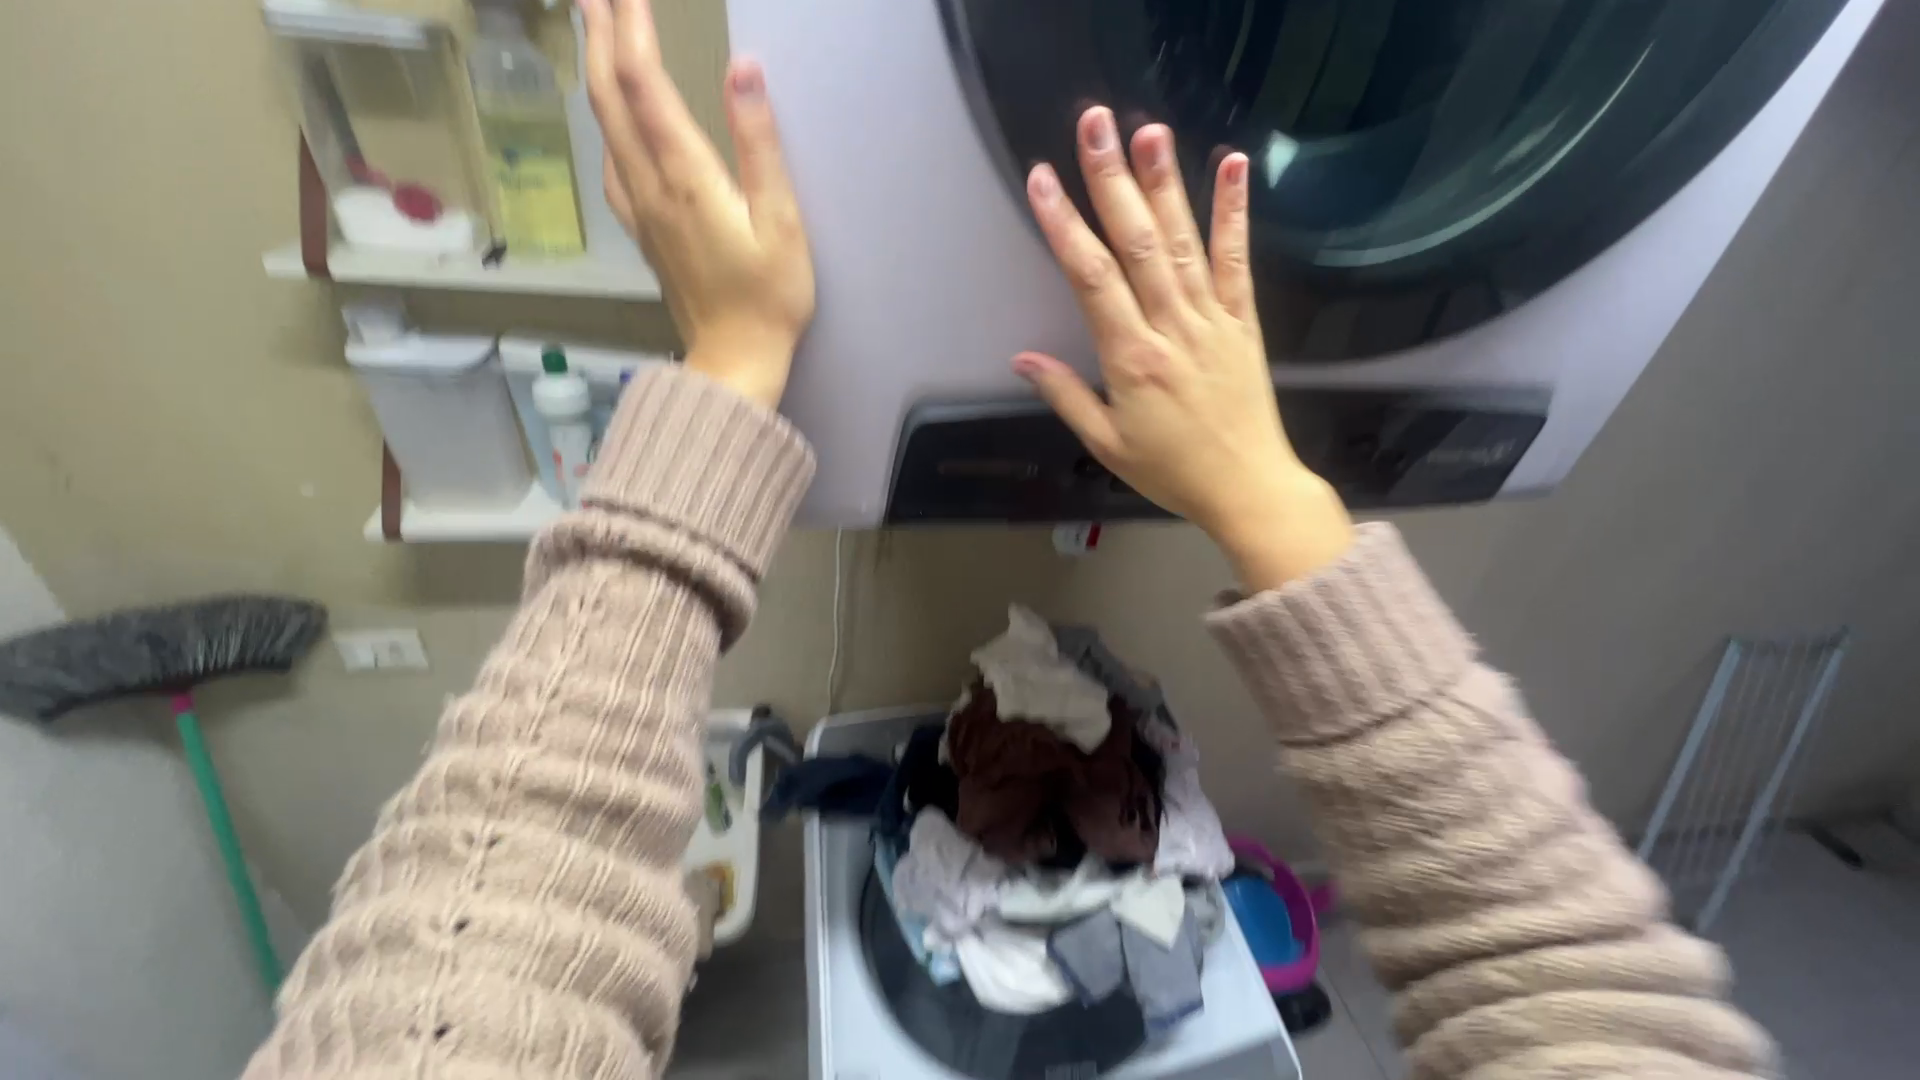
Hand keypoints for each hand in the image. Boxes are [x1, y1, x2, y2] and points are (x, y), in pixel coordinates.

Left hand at [580, 0, 813, 408]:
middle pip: (608, 95)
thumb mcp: (782, 222)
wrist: (736, 360)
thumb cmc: (770, 297)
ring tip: (594, 33)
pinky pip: (610, 166)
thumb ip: (760, 145)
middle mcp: (650, 186)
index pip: (644, 82)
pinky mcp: (644, 234)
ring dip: (594, 72)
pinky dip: (604, 125)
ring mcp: (640, 212)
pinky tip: (610, 122)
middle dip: (599, 34)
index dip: (630, 27)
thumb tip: (744, 69)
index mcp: (686, 177)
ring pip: (603, 127)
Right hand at [1013, 108, 1352, 590]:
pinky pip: (1236, 260)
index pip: (1091, 279)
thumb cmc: (1172, 471)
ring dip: (1165, 184)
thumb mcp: (1107, 444)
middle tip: (1095, 126)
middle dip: (1112, 182)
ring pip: (1184, 242)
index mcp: (1131, 359)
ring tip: (1149, 132)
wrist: (1248, 486)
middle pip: (1138, 244)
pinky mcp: (1243, 321)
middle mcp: (1171, 328)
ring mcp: (1212, 319)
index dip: (1065, 225)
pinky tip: (1231, 167)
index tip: (1043, 180)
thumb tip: (1022, 360)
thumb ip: (1065, 396)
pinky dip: (1234, 212)